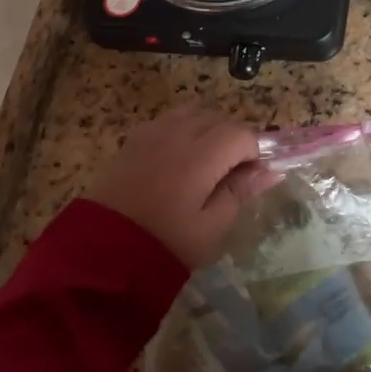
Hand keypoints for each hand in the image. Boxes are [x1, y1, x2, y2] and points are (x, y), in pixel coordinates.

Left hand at [82, 106, 280, 266]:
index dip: (254, 154)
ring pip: (195, 115)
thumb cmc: (163, 244)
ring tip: (203, 167)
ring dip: (207, 133)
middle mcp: (180, 132)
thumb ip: (241, 192)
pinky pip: (168, 121)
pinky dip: (182, 132)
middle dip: (233, 142)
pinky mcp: (133, 139)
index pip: (243, 134)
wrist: (98, 255)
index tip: (250, 179)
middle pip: (221, 120)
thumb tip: (271, 170)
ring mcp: (153, 132)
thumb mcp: (210, 227)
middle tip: (229, 178)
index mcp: (203, 154)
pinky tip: (175, 161)